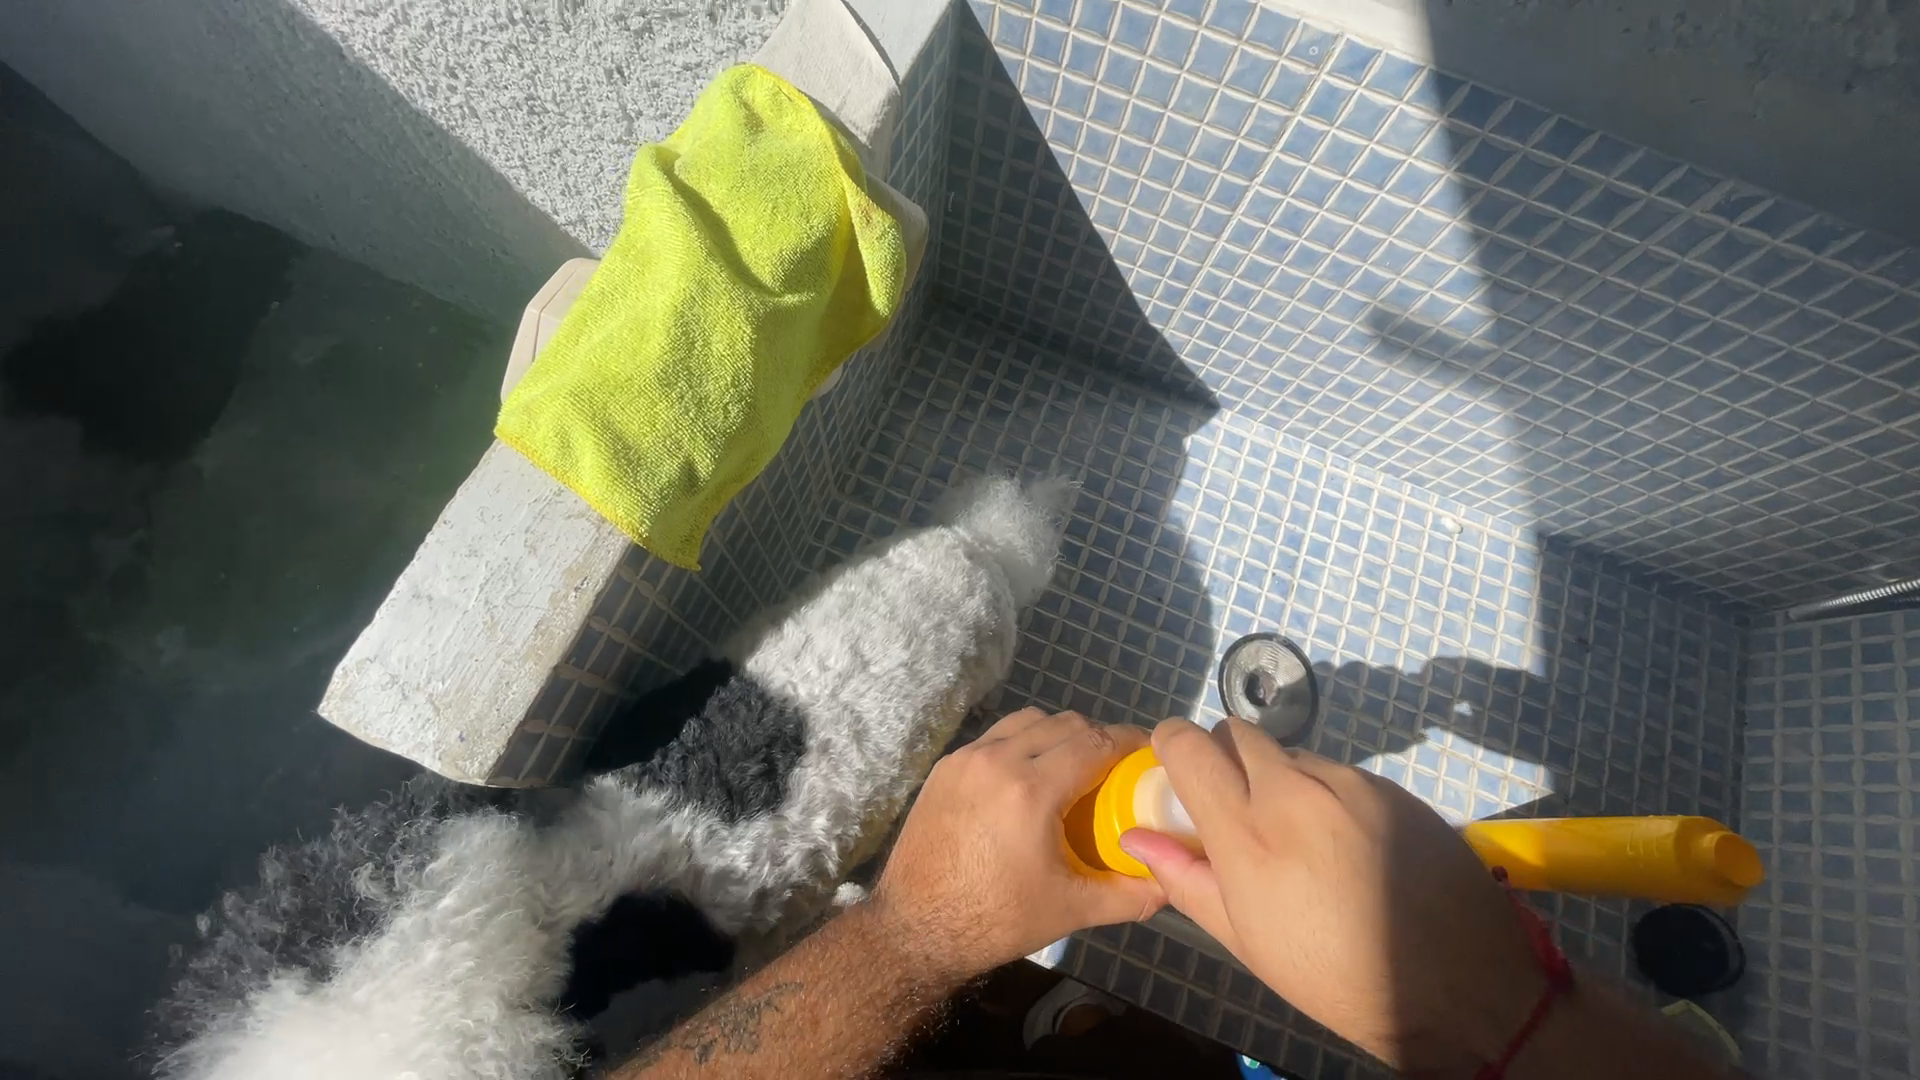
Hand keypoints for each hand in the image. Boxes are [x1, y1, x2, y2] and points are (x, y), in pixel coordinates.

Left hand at [872, 708, 1166, 981]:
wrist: (916, 925)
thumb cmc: (996, 918)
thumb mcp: (1071, 910)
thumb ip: (1129, 894)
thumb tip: (1171, 883)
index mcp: (1031, 790)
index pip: (1094, 742)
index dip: (1128, 741)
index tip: (1147, 752)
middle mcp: (998, 759)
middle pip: (1064, 723)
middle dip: (1096, 736)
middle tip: (1114, 765)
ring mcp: (967, 757)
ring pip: (1026, 721)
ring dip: (1057, 733)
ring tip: (1071, 765)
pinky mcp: (946, 765)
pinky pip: (995, 736)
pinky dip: (1021, 743)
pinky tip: (1027, 776)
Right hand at [1120, 718, 1544, 1073]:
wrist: (1468, 991)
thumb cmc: (1336, 977)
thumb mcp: (1246, 941)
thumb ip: (1184, 877)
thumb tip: (1135, 837)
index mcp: (1247, 831)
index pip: (1188, 744)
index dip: (1172, 744)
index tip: (1176, 767)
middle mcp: (1292, 790)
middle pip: (1236, 732)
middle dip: (1224, 756)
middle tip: (1238, 804)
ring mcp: (1348, 782)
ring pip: (1289, 753)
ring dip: (1278, 777)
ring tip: (1303, 833)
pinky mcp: (1390, 787)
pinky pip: (1337, 771)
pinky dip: (1326, 792)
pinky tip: (1349, 841)